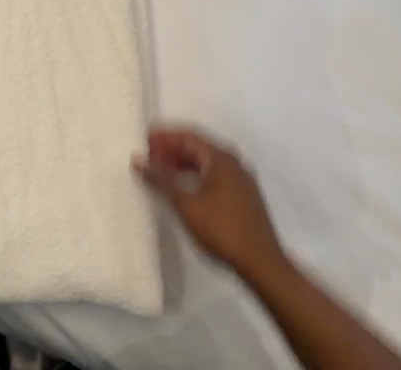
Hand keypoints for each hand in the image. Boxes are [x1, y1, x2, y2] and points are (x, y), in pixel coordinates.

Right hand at [135, 126, 285, 277]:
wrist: (262, 264)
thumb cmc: (222, 229)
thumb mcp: (186, 204)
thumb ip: (161, 180)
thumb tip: (137, 160)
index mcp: (220, 158)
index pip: (188, 136)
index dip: (165, 136)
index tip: (144, 140)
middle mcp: (234, 163)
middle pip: (198, 147)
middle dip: (172, 149)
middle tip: (150, 157)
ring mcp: (242, 180)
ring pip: (207, 162)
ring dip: (184, 163)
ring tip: (162, 172)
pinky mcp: (245, 196)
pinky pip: (216, 175)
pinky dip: (197, 175)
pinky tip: (185, 188)